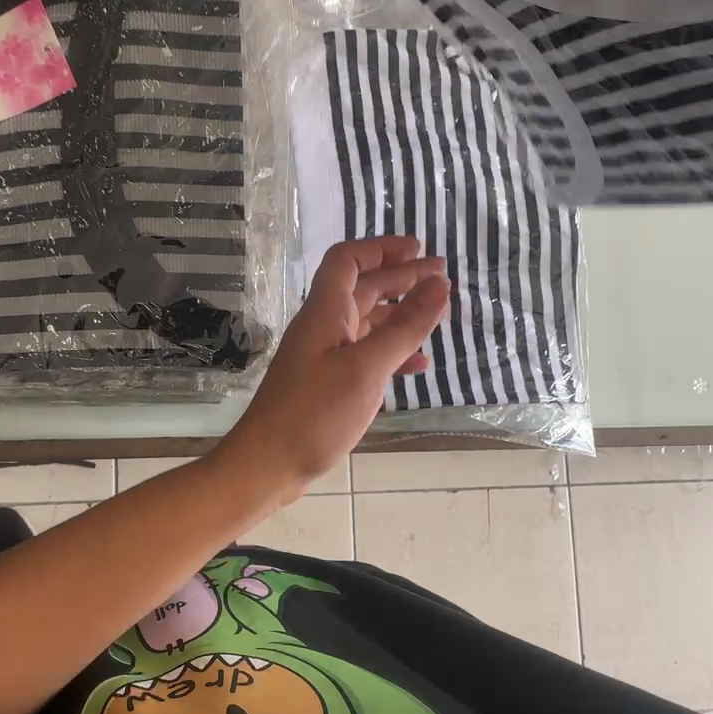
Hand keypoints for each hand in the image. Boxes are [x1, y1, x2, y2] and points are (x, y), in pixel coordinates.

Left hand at [209, 236, 448, 501]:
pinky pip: (364, 355)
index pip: (348, 260)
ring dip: (401, 316)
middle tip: (445, 277)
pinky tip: (418, 365)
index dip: (382, 248)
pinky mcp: (326, 384)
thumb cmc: (314, 414)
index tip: (419, 251)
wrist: (267, 465)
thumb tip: (439, 284)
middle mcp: (322, 327)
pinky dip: (392, 353)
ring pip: (366, 323)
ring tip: (439, 317)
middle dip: (402, 279)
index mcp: (325, 312)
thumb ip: (404, 327)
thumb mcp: (366, 368)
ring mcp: (323, 356)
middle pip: (363, 288)